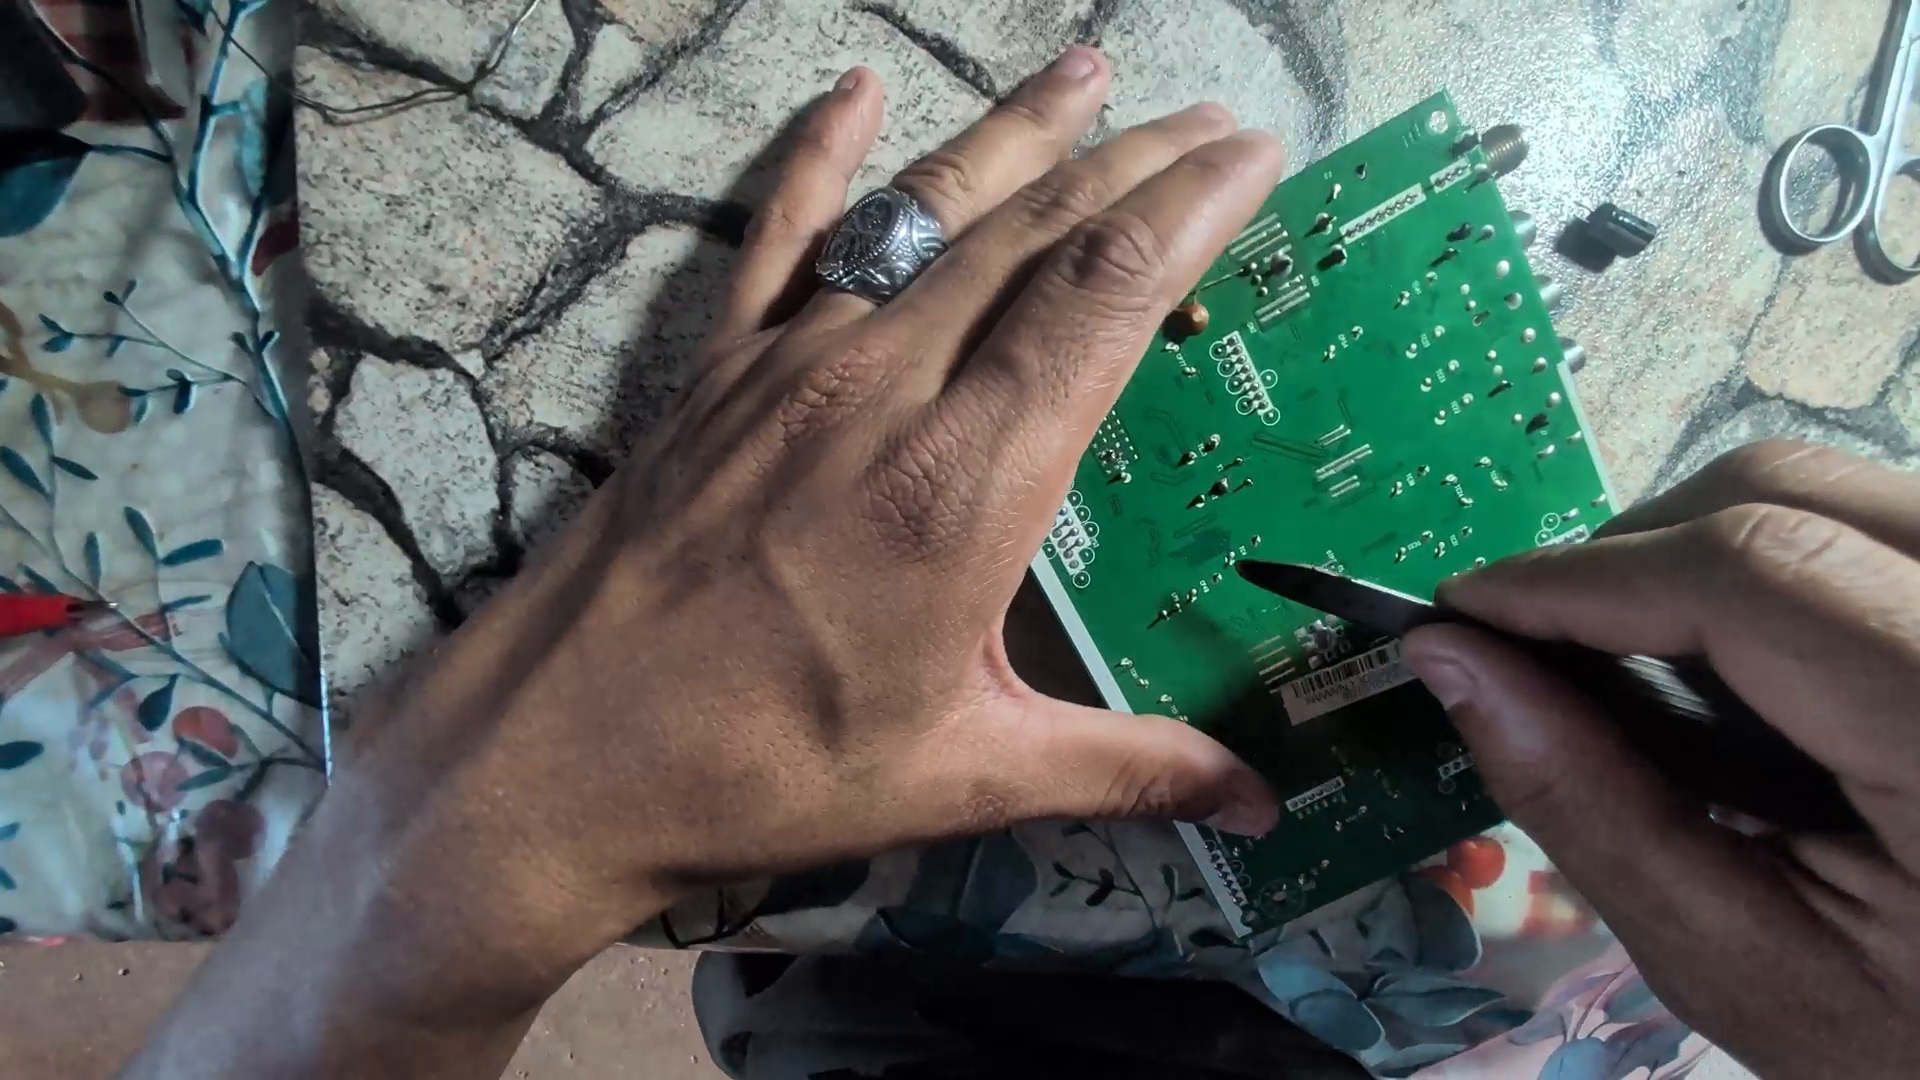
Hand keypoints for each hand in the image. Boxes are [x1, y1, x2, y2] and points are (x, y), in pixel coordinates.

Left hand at [129, 49, 1285, 1079]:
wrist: (558, 756)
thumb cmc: (767, 771)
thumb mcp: (964, 778)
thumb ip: (1122, 770)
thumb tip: (1253, 804)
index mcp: (964, 486)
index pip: (1101, 298)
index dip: (1188, 212)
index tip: (1249, 158)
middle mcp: (885, 393)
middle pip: (1034, 233)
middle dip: (1138, 161)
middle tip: (1210, 120)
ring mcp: (791, 367)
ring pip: (927, 212)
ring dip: (1019, 136)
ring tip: (1089, 71)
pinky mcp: (716, 373)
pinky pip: (780, 233)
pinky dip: (822, 152)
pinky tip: (855, 91)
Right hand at [1402, 440, 1919, 1078]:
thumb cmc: (1917, 1047)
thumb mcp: (1731, 957)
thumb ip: (1577, 796)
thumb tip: (1442, 655)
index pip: (1746, 578)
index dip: (1569, 578)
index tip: (1459, 611)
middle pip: (1787, 494)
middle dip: (1622, 550)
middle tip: (1550, 638)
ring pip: (1829, 489)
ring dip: (1690, 548)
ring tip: (1640, 646)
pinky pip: (1863, 523)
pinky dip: (1760, 559)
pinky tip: (1738, 654)